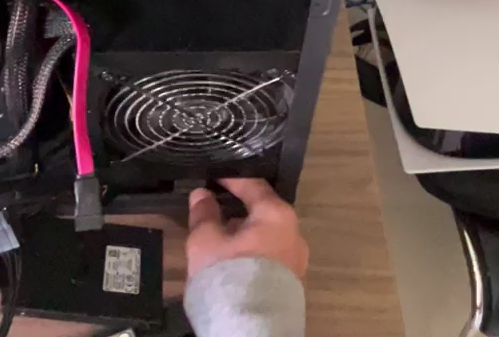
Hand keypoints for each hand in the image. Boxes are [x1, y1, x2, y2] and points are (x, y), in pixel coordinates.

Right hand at [186, 177, 308, 280]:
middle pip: (264, 212)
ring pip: (268, 237)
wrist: (250, 333)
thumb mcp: (206, 242)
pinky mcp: (293, 285)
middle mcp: (294, 234)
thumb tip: (201, 194)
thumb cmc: (228, 278)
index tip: (215, 177)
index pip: (253, 185)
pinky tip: (235, 264)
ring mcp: (297, 261)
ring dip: (247, 235)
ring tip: (222, 242)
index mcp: (276, 215)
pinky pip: (272, 258)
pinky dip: (255, 254)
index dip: (231, 180)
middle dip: (239, 210)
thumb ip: (203, 214)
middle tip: (216, 211)